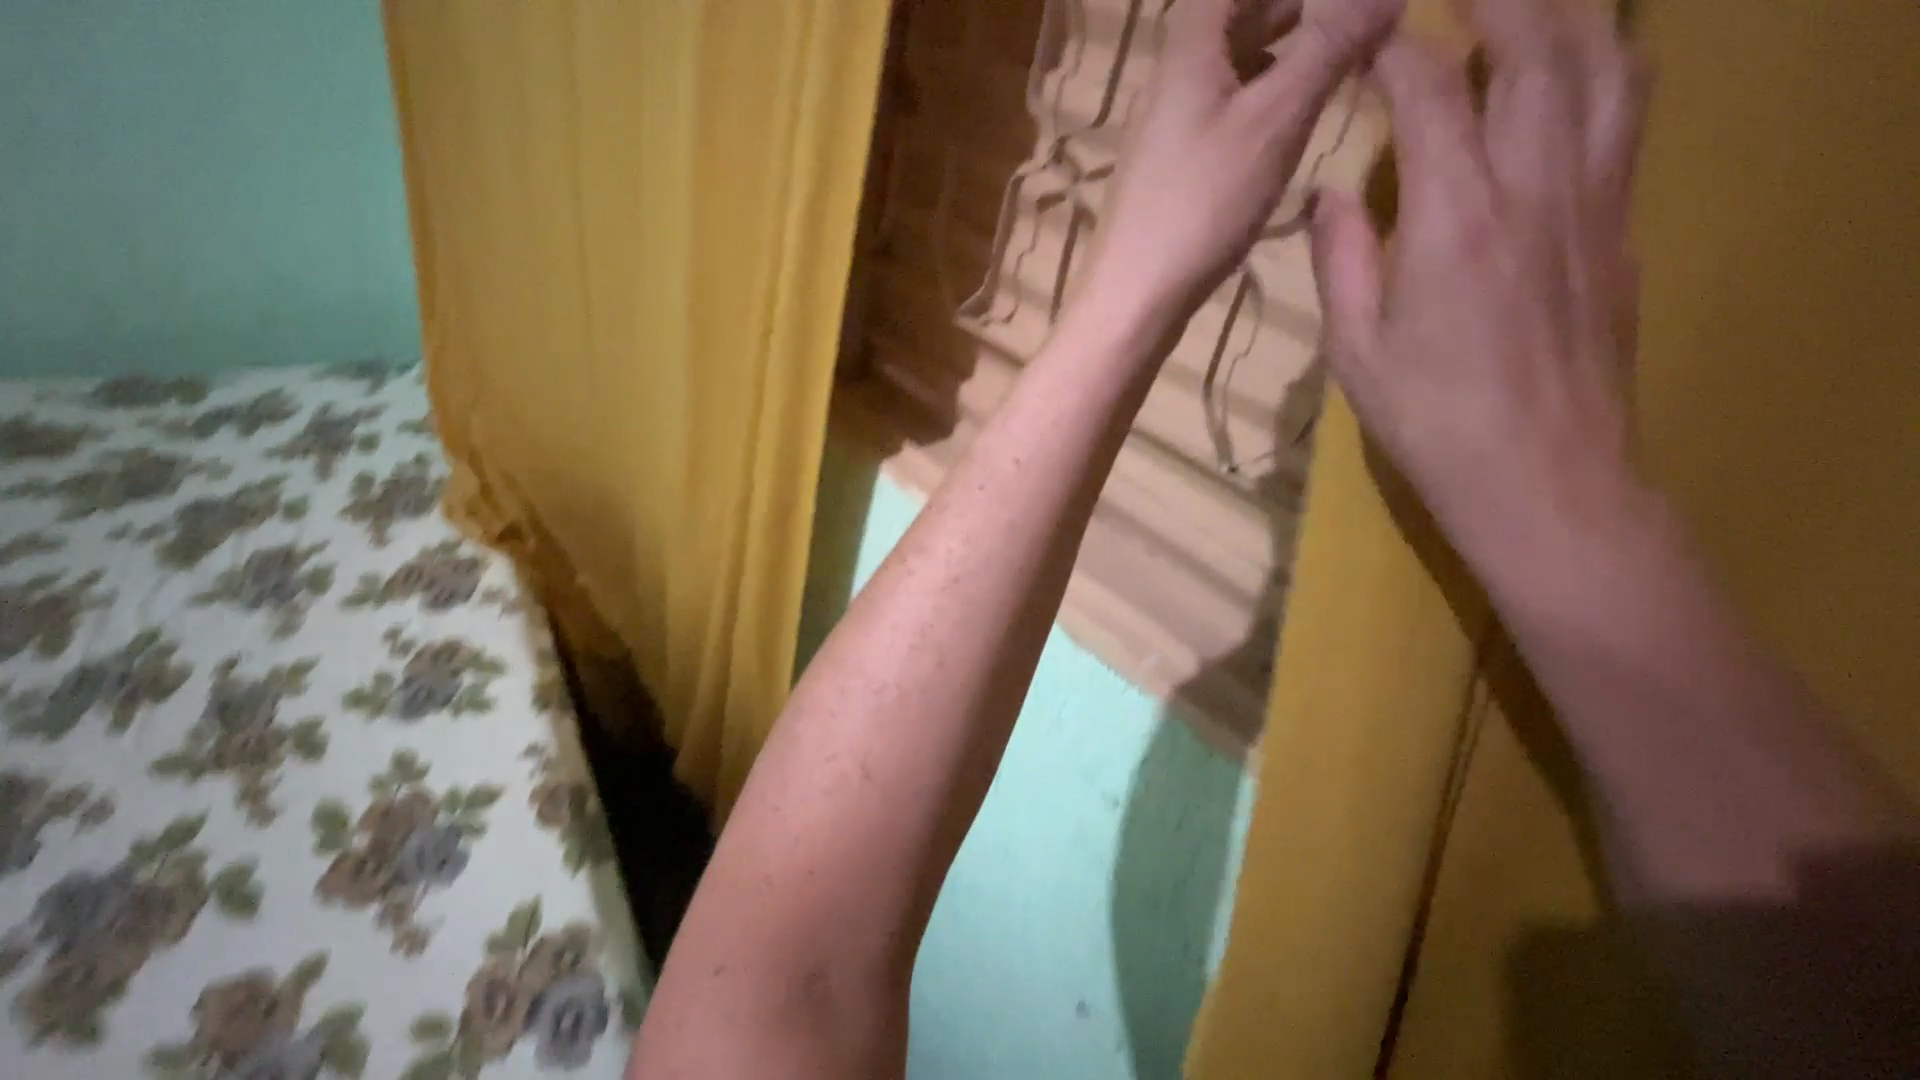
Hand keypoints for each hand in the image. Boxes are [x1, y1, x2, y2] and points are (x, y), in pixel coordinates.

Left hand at [1084, 0, 1403, 330]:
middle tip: (1343, 22)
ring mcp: (1159, 128)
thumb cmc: (1202, 203)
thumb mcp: (1276, 119)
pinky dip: (1251, 104)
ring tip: (1323, 69)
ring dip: (1272, 59)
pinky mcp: (1162, 171)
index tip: (1330, 1)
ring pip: (1222, 71)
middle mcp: (1165, 78)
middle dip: (1286, 12)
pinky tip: (1278, 132)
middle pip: (1227, 21)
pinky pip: (1213, 114)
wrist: (1134, 294)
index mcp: (1187, 48)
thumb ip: (1328, 48)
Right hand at [1309, 0, 1652, 574]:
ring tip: (1521, 3)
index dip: (1394, 45)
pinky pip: (1627, 112)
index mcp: (1454, 218)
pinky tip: (1578, 60)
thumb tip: (1328, 191)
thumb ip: (1339, 259)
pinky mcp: (1621, 224)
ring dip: (1562, 13)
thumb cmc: (1433, 422)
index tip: (1364, 31)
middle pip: (1535, 45)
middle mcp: (1535, 184)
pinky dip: (1604, 62)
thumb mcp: (1354, 350)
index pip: (1430, 88)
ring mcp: (1593, 198)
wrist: (1546, 478)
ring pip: (1602, 63)